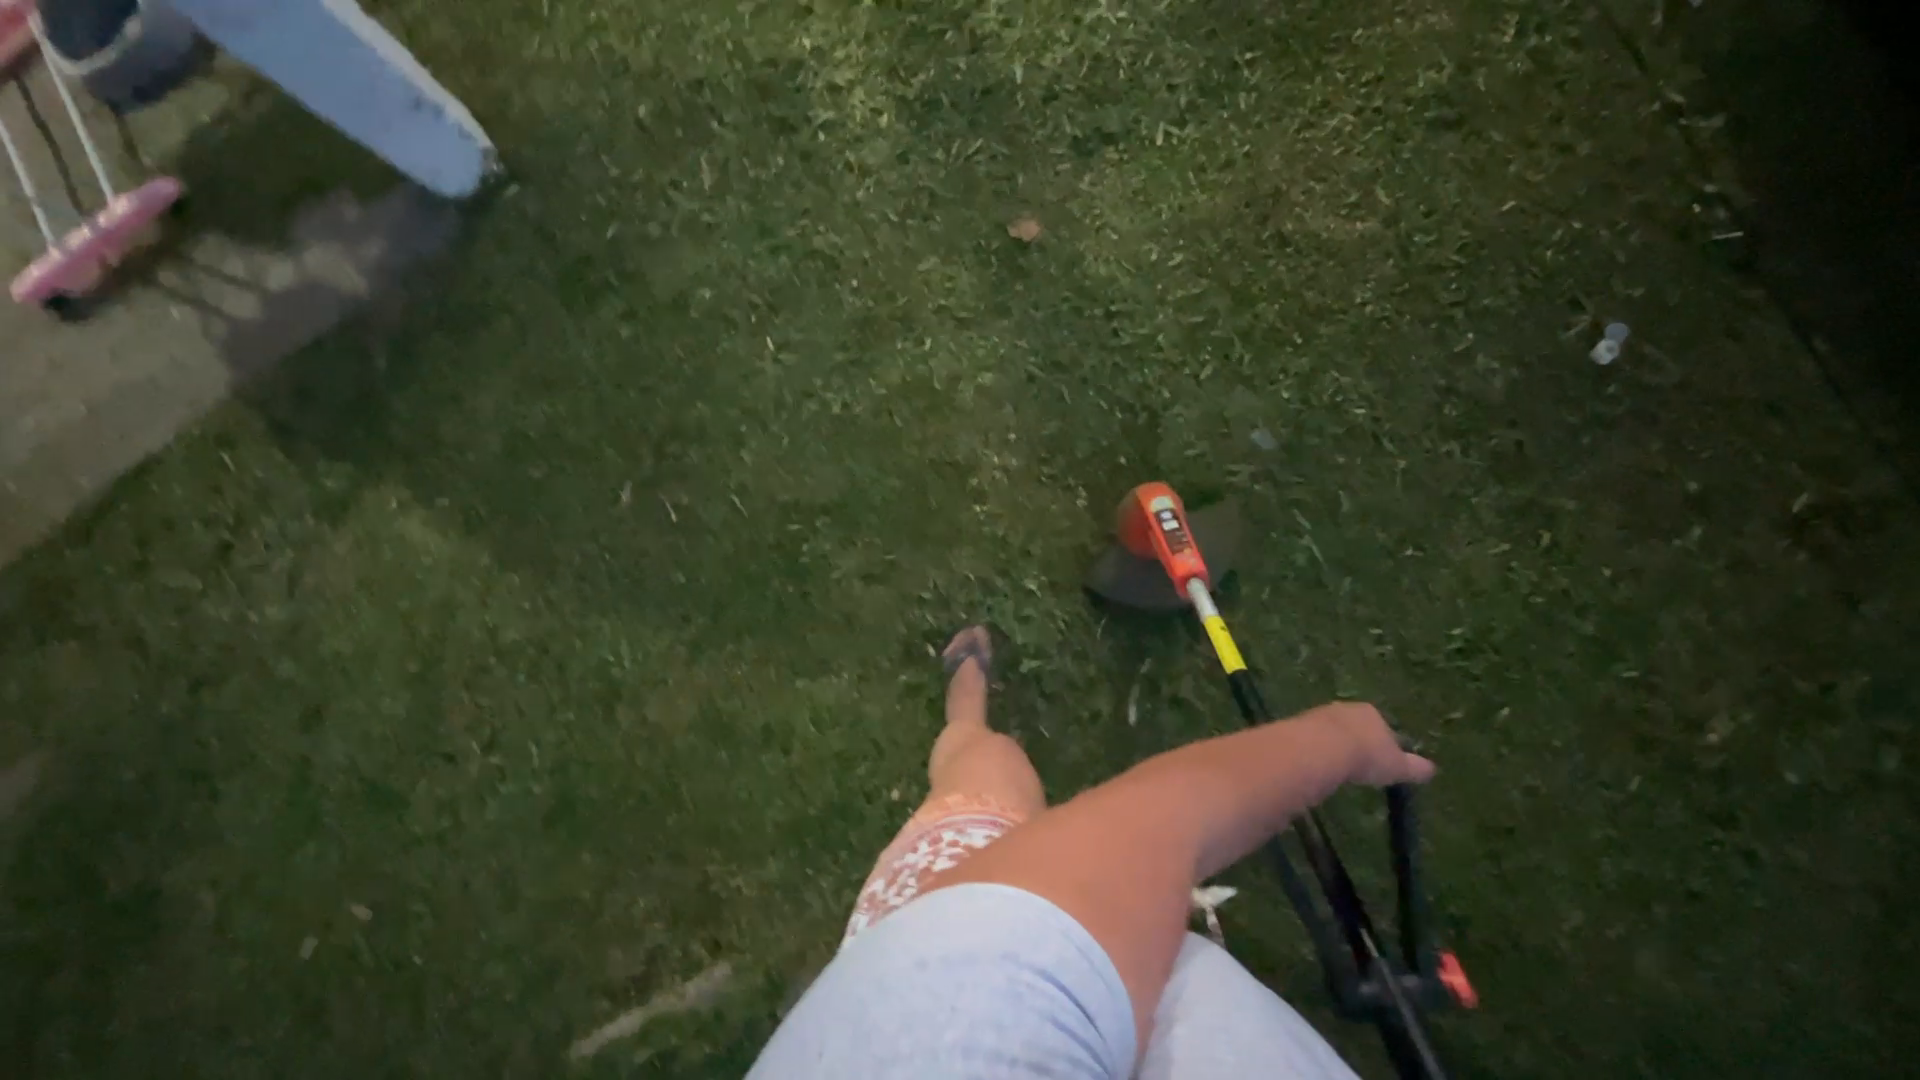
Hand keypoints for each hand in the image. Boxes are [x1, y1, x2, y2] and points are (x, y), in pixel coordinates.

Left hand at [1302, 702, 1435, 786]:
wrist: (1321, 747)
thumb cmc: (1366, 755)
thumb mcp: (1396, 765)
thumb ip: (1413, 767)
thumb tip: (1431, 770)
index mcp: (1370, 713)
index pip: (1380, 725)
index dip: (1383, 742)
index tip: (1382, 758)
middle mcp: (1344, 708)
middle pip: (1353, 725)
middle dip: (1356, 740)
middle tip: (1357, 762)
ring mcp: (1318, 715)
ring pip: (1330, 731)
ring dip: (1333, 745)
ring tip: (1336, 765)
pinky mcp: (1297, 727)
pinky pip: (1311, 739)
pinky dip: (1316, 750)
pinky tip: (1316, 763)